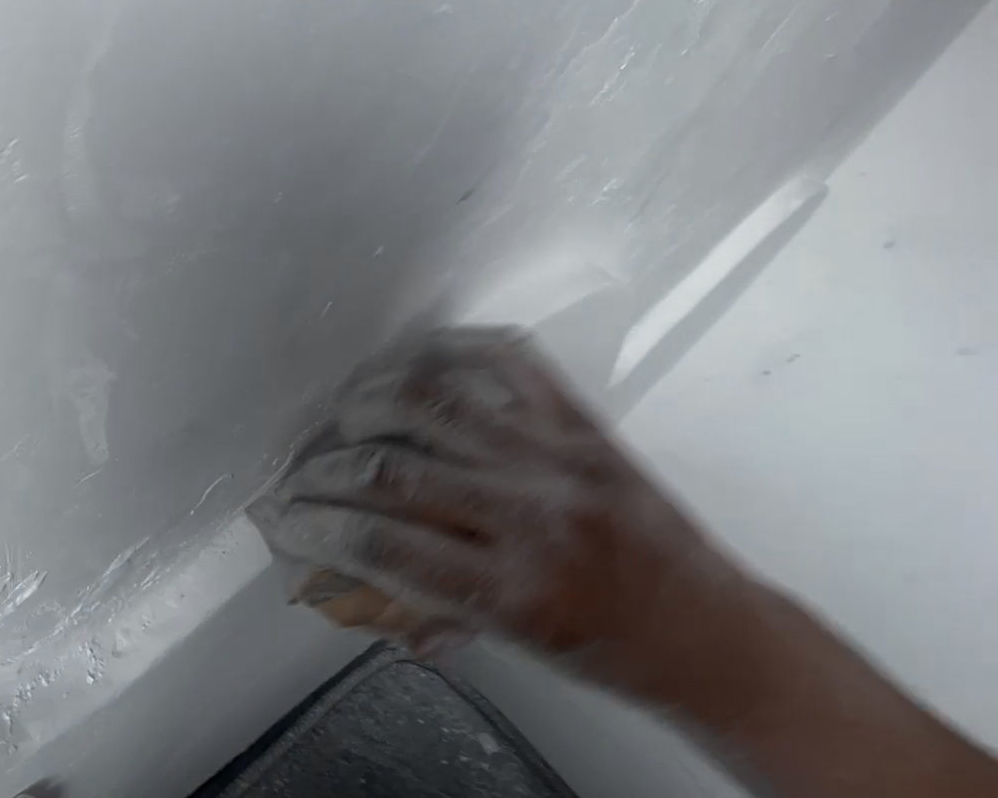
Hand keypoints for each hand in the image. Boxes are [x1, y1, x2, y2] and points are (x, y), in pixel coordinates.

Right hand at [251, 326, 762, 706]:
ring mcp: (558, 457)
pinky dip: (444, 349)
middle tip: (296, 472)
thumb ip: (415, 600)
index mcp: (516, 591)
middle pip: (390, 467)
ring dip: (362, 403)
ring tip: (336, 417)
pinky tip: (408, 362)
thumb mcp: (507, 646)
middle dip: (321, 467)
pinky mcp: (581, 423)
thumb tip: (332, 568)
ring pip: (429, 401)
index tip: (281, 517)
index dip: (312, 524)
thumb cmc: (610, 653)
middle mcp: (534, 515)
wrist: (722, 638)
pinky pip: (502, 360)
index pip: (380, 543)